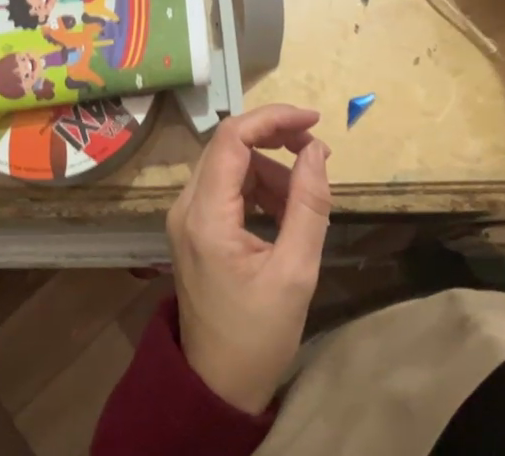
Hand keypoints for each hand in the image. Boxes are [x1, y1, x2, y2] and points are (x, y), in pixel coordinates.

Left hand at [168, 104, 330, 413]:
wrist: (217, 385)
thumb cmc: (257, 335)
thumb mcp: (296, 271)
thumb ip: (309, 205)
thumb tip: (317, 151)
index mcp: (206, 216)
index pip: (232, 138)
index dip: (274, 119)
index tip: (314, 122)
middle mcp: (187, 207)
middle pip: (229, 146)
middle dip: (275, 141)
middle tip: (317, 156)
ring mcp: (187, 219)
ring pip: (230, 165)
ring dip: (270, 169)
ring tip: (305, 202)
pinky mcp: (195, 230)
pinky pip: (227, 188)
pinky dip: (259, 188)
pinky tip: (285, 213)